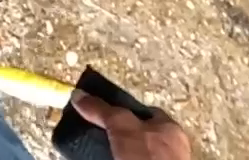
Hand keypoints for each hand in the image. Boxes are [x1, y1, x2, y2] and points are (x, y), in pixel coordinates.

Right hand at [71, 94, 191, 159]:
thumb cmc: (147, 156)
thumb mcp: (120, 124)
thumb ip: (101, 108)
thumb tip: (77, 94)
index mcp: (171, 130)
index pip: (145, 111)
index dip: (123, 108)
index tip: (102, 109)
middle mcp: (171, 149)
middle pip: (137, 133)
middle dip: (116, 132)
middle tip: (94, 128)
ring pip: (131, 153)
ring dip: (114, 150)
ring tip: (92, 146)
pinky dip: (114, 159)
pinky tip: (100, 158)